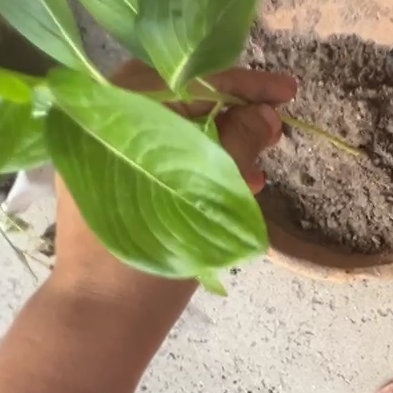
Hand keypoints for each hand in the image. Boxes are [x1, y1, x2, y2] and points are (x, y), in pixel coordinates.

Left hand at [52, 63, 297, 300]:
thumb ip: (236, 147)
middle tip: (281, 118)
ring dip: (226, 134)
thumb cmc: (153, 255)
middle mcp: (102, 123)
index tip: (290, 92)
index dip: (243, 84)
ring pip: (176, 129)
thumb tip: (267, 115)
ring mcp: (108, 154)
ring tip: (270, 146)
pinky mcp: (119, 182)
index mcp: (111, 113)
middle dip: (234, 107)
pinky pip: (168, 157)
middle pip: (178, 100)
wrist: (107, 311)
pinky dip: (207, 161)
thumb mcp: (206, 194)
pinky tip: (245, 176)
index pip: (186, 80)